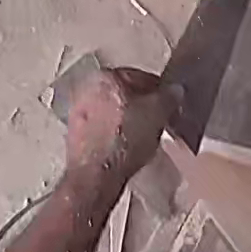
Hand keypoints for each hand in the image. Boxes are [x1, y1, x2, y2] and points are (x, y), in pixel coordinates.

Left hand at [64, 67, 179, 190]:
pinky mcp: (75, 133)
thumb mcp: (158, 114)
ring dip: (128, 121)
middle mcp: (87, 89)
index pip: (142, 77)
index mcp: (107, 76)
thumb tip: (175, 90)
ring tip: (143, 138)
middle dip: (143, 107)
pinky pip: (102, 127)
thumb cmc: (124, 139)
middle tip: (158, 122)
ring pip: (113, 111)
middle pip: (125, 94)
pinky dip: (115, 133)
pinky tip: (125, 147)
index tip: (169, 106)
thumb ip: (169, 97)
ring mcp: (78, 112)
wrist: (95, 174)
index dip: (160, 93)